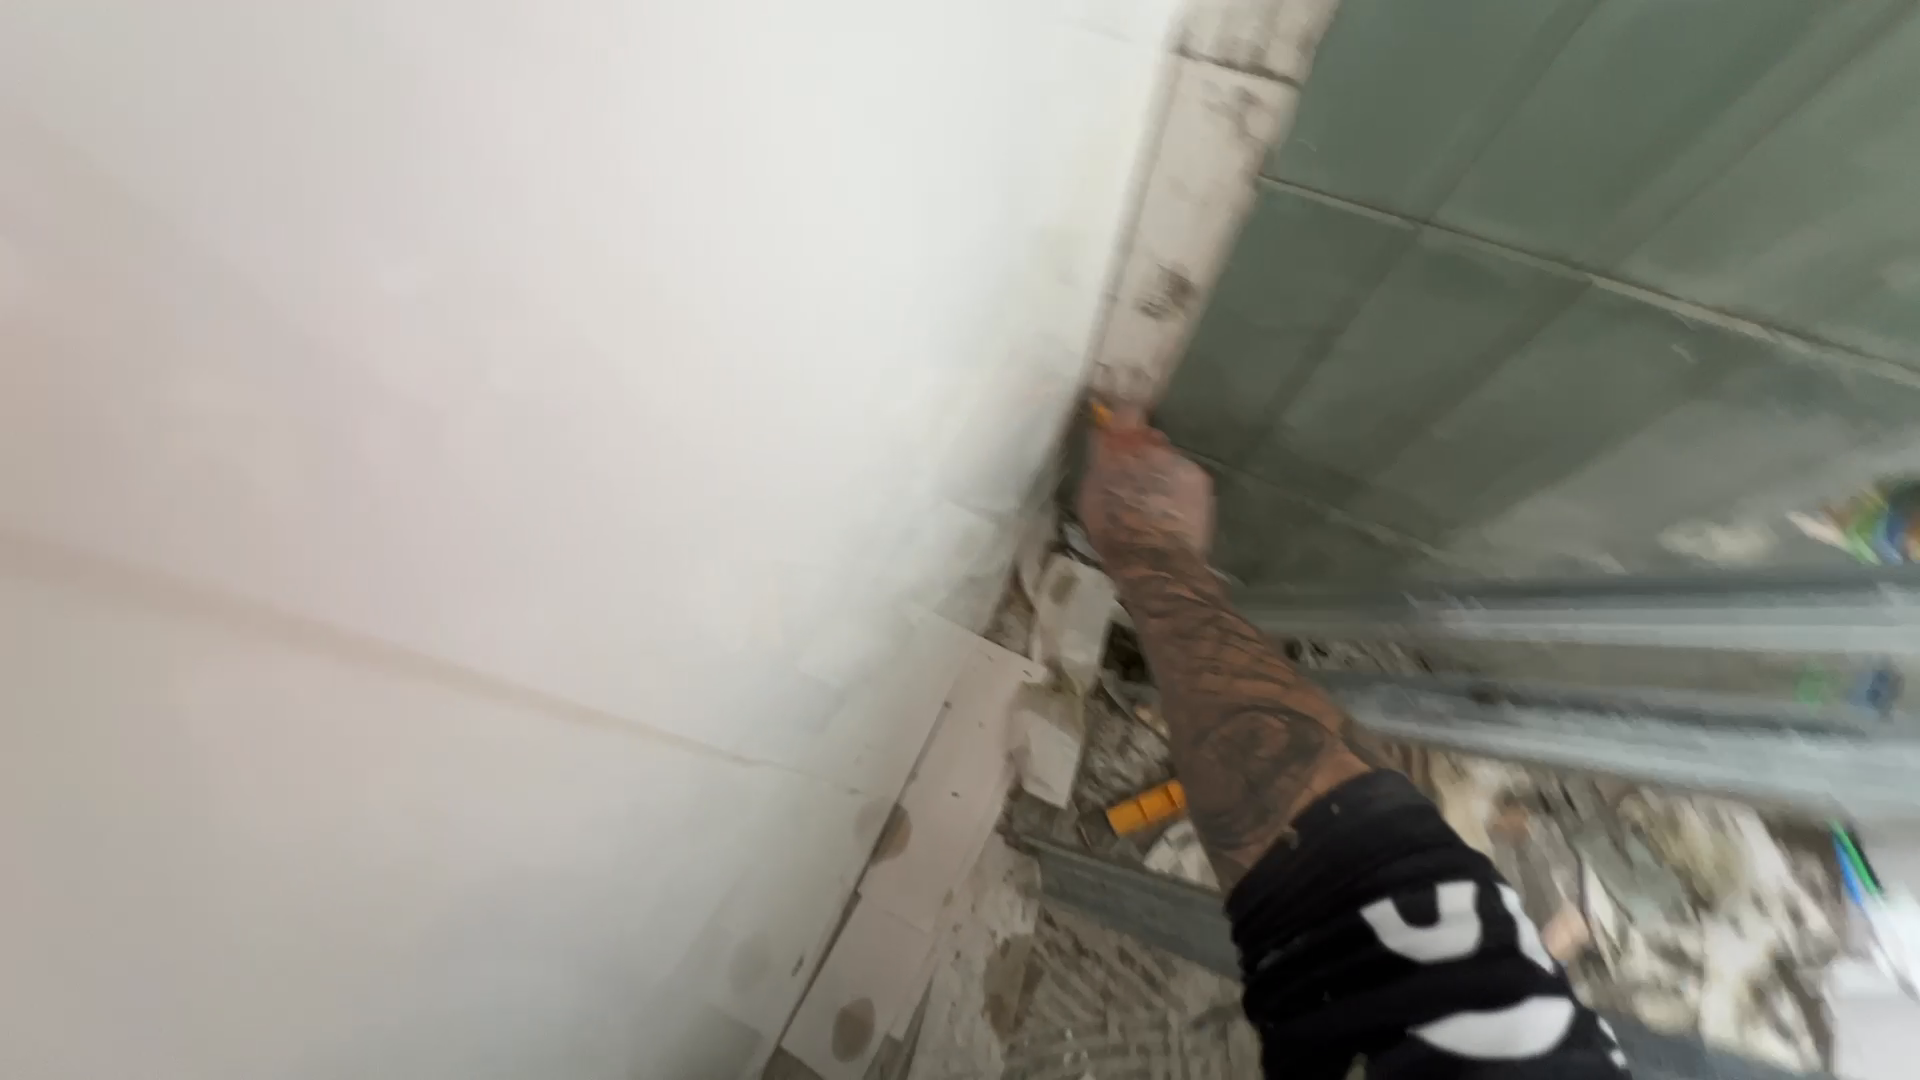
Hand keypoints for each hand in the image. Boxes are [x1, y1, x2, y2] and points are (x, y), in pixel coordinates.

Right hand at [1077, 406, 1213, 558]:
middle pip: (1149, 436)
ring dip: (1162, 470)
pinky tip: (1175, 508)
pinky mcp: (1199, 476)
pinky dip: (1180, 486)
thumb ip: (1100, 464)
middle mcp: (1149, 444)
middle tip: (1138, 475)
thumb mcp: (1090, 495)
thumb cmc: (1111, 531)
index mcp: (1116, 446)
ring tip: (1158, 498)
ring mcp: (1177, 458)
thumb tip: (1103, 448)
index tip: (1120, 431)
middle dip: (1143, 450)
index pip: (1125, 411)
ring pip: (1169, 457)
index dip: (1124, 420)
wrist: (1153, 557)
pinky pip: (1186, 474)